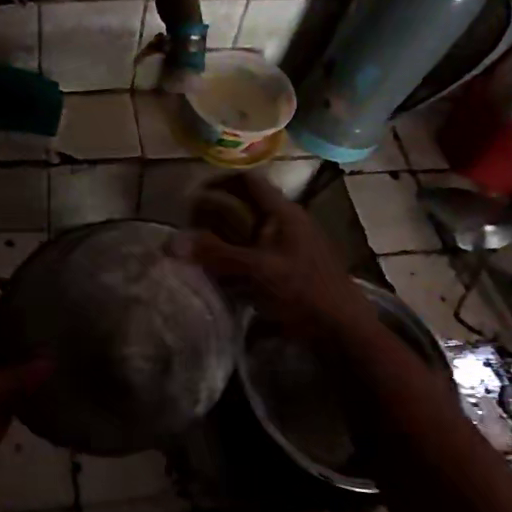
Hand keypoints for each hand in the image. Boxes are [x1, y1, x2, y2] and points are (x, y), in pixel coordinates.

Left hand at [0, 307, 52, 490]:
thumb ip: (16, 378)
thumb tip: (51, 359)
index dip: (5, 308)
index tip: (37, 298)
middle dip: (21, 333)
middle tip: (57, 324)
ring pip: (4, 365)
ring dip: (25, 358)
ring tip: (60, 347)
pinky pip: (9, 388)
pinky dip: (26, 383)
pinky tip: (50, 380)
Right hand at [171, 171, 376, 336]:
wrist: (340, 330)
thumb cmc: (303, 292)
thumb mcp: (256, 271)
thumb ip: (214, 253)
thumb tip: (170, 242)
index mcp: (283, 214)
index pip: (247, 182)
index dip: (218, 182)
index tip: (189, 198)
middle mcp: (285, 224)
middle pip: (244, 207)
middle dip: (213, 215)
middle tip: (185, 230)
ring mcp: (288, 248)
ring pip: (247, 233)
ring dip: (221, 240)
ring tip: (194, 253)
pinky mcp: (287, 270)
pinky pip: (253, 256)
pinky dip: (232, 261)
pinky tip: (217, 277)